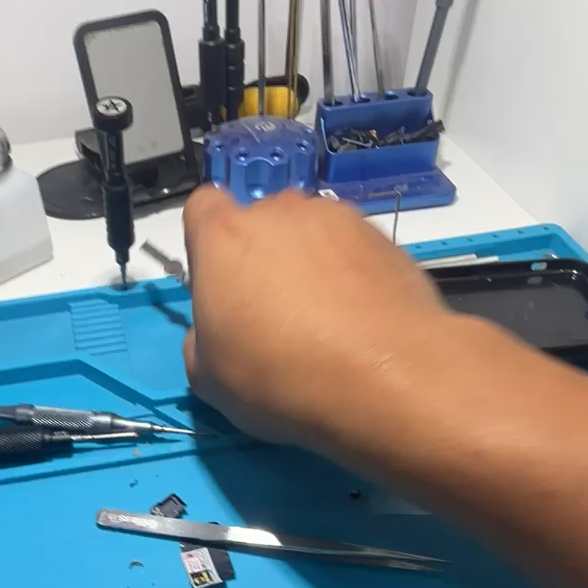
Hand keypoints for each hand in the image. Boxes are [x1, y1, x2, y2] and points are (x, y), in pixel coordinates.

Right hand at [182, 186, 468, 450]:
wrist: (387, 379)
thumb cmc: (279, 377)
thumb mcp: (208, 379)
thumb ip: (200, 339)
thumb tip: (215, 330)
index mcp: (223, 238)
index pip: (202, 208)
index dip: (207, 243)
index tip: (220, 283)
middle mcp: (279, 213)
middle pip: (261, 223)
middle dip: (263, 258)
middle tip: (274, 315)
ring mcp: (338, 219)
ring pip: (310, 235)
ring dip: (310, 265)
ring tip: (326, 322)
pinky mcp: (385, 238)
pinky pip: (353, 252)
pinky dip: (351, 277)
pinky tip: (360, 322)